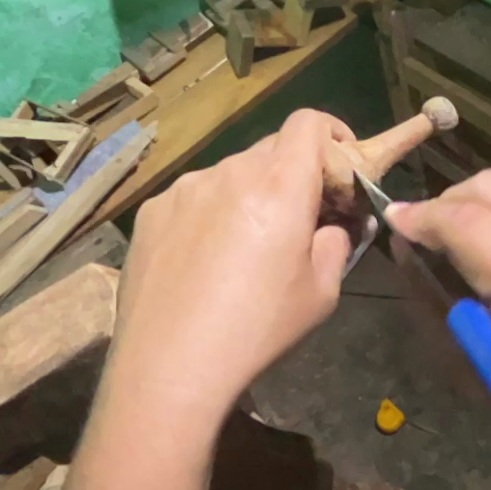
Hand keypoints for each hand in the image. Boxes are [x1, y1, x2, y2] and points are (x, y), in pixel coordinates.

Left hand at [108, 109, 356, 420]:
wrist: (168, 367)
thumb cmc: (257, 329)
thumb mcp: (321, 292)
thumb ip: (334, 242)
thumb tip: (331, 225)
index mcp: (279, 185)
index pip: (308, 122)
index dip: (330, 132)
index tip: (337, 165)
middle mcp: (230, 172)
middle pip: (271, 149)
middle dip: (292, 174)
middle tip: (294, 219)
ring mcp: (185, 188)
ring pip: (230, 174)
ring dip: (247, 194)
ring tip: (240, 249)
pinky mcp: (153, 210)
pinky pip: (193, 197)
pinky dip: (209, 213)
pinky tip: (200, 261)